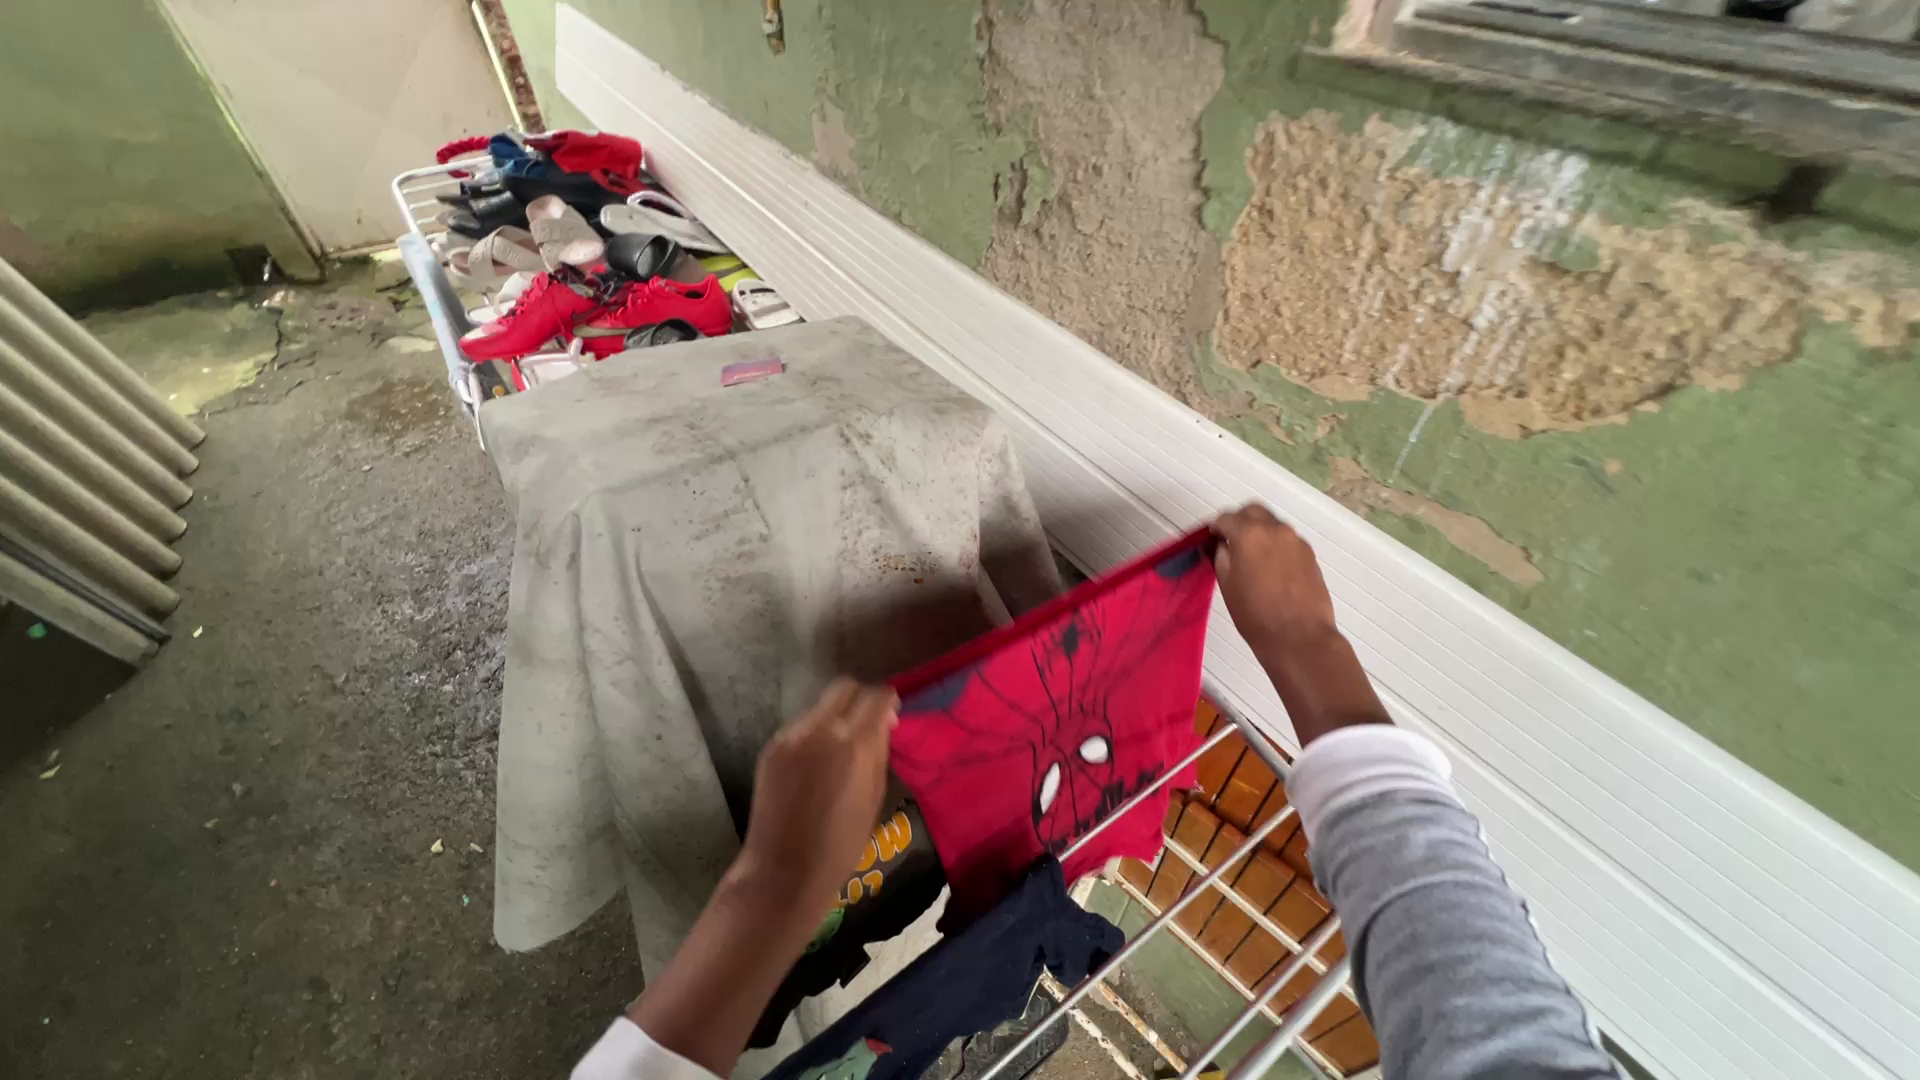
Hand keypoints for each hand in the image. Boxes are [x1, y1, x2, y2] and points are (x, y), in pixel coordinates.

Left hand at [736, 678, 898, 906]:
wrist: (784, 870)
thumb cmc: (841, 844)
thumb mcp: (874, 796)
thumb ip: (879, 752)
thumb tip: (884, 722)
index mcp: (855, 744)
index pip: (877, 697)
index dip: (888, 701)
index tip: (891, 714)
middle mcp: (821, 730)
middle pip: (846, 687)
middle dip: (861, 698)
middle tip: (868, 722)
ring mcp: (791, 736)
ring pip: (821, 705)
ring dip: (836, 716)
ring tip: (840, 748)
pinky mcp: (772, 747)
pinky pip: (801, 726)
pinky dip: (815, 733)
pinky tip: (816, 763)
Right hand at [1212, 504, 1389, 743]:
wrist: (1298, 636)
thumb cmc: (1254, 614)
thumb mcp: (1226, 584)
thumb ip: (1222, 556)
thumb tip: (1224, 546)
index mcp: (1249, 534)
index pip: (1226, 518)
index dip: (1215, 528)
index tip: (1211, 539)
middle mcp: (1274, 529)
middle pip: (1253, 511)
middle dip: (1238, 521)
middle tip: (1229, 541)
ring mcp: (1295, 540)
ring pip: (1272, 524)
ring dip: (1258, 531)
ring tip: (1251, 555)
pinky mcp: (1309, 554)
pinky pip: (1286, 539)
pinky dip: (1274, 544)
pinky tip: (1270, 566)